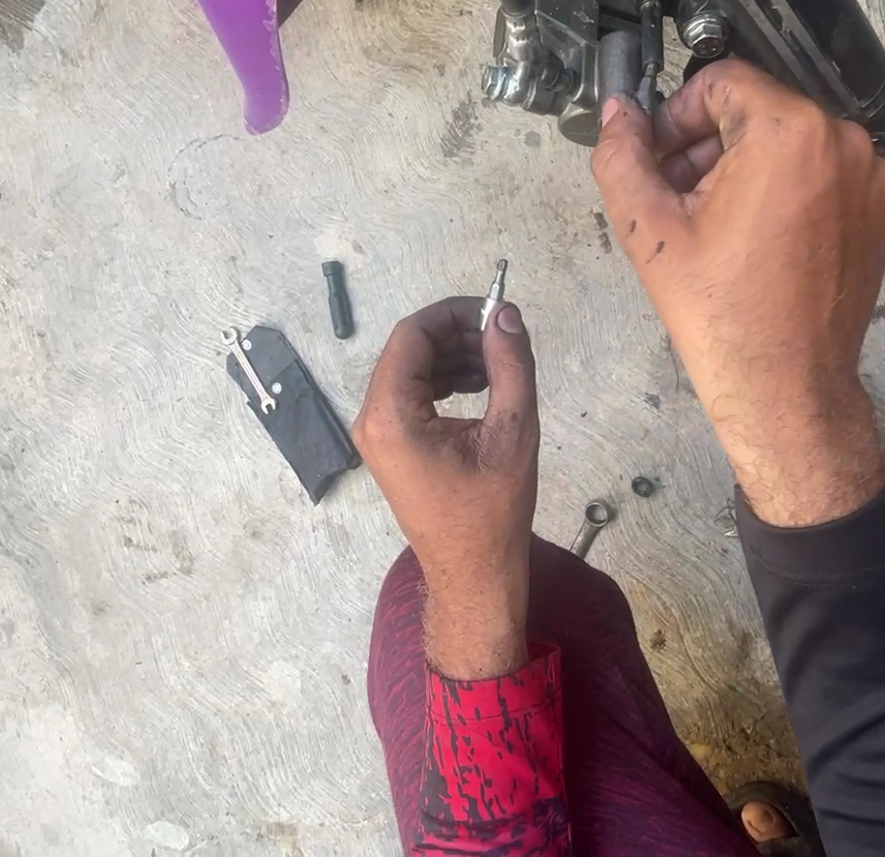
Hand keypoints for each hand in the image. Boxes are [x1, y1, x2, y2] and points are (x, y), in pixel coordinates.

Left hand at [353, 296, 538, 678]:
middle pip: (409, 349)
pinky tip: (482, 385)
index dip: (454, 313)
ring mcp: (377, 433)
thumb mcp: (512, 432)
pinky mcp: (391, 444)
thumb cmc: (493, 511)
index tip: (495, 312)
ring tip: (499, 365)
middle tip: (503, 339)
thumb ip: (510, 365)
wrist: (474, 572)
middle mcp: (372, 419)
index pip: (412, 334)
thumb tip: (505, 314)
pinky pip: (412, 393)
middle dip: (457, 334)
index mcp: (391, 415)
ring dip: (454, 356)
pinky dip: (445, 380)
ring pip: (411, 369)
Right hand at [591, 60, 884, 525]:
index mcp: (790, 133)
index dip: (676, 116)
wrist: (784, 384)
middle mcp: (844, 142)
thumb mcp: (649, 230)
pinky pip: (820, 172)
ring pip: (789, 142)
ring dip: (742, 167)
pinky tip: (753, 237)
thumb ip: (621, 156)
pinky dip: (783, 189)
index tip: (660, 159)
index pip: (721, 81)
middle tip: (677, 198)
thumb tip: (617, 115)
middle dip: (706, 145)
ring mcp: (870, 177)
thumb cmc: (723, 313)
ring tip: (712, 224)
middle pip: (756, 111)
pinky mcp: (879, 209)